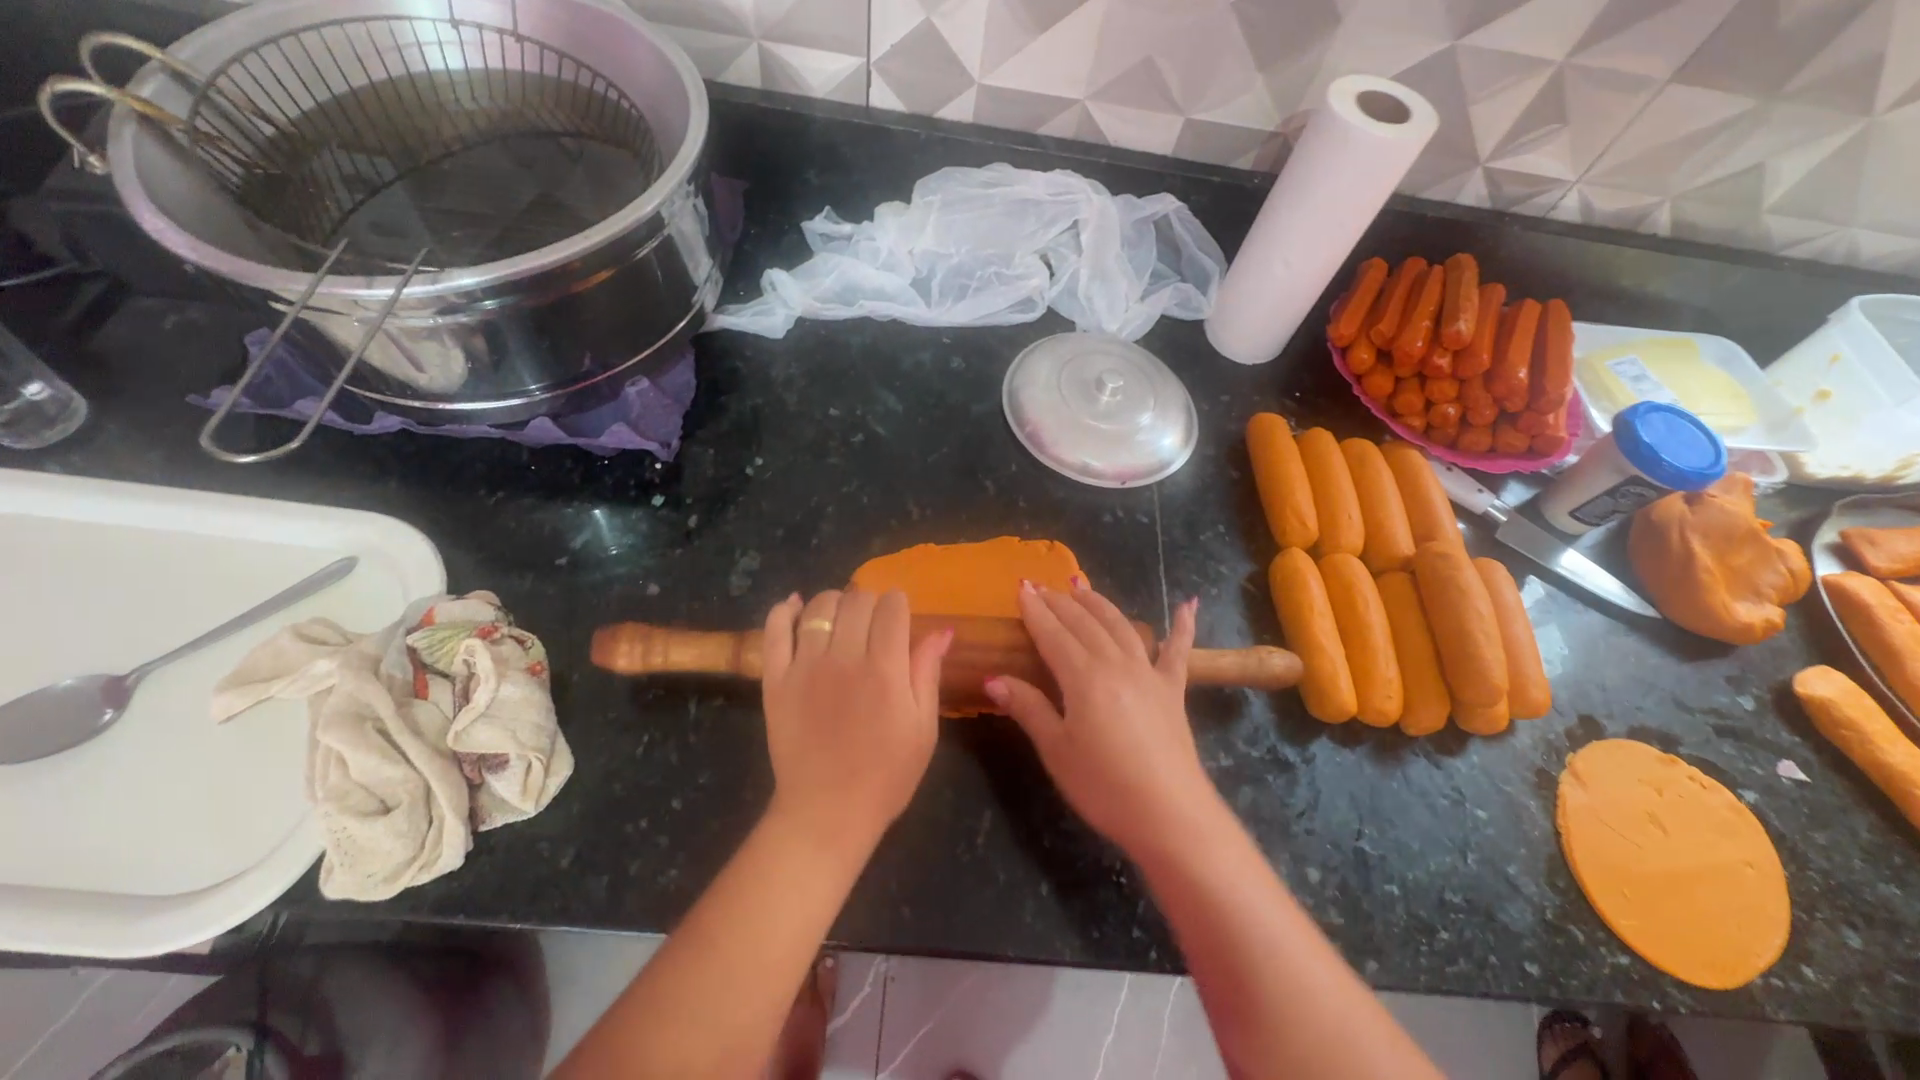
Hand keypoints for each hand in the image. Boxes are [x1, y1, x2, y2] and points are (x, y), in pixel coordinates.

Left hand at [760, 590, 948, 847]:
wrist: (827, 813)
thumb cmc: (886, 776)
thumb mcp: (923, 729)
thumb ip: (927, 673)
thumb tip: (941, 630)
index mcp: (885, 670)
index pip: (891, 607)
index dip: (898, 604)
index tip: (900, 617)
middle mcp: (843, 659)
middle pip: (856, 600)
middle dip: (869, 601)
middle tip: (872, 622)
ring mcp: (804, 667)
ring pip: (817, 607)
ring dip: (834, 602)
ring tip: (841, 619)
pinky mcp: (774, 680)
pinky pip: (774, 630)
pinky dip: (783, 611)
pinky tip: (794, 606)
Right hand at [985, 581, 1222, 860]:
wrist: (1169, 814)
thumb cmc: (1103, 786)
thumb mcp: (1056, 750)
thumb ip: (1028, 708)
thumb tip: (994, 679)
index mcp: (1084, 677)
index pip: (1053, 635)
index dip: (1036, 612)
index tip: (1021, 589)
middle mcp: (1117, 664)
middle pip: (1085, 623)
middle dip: (1060, 602)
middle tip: (1041, 586)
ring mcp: (1149, 674)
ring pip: (1121, 626)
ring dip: (1099, 603)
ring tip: (1082, 585)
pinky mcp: (1174, 691)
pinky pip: (1178, 650)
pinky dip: (1182, 625)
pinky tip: (1187, 604)